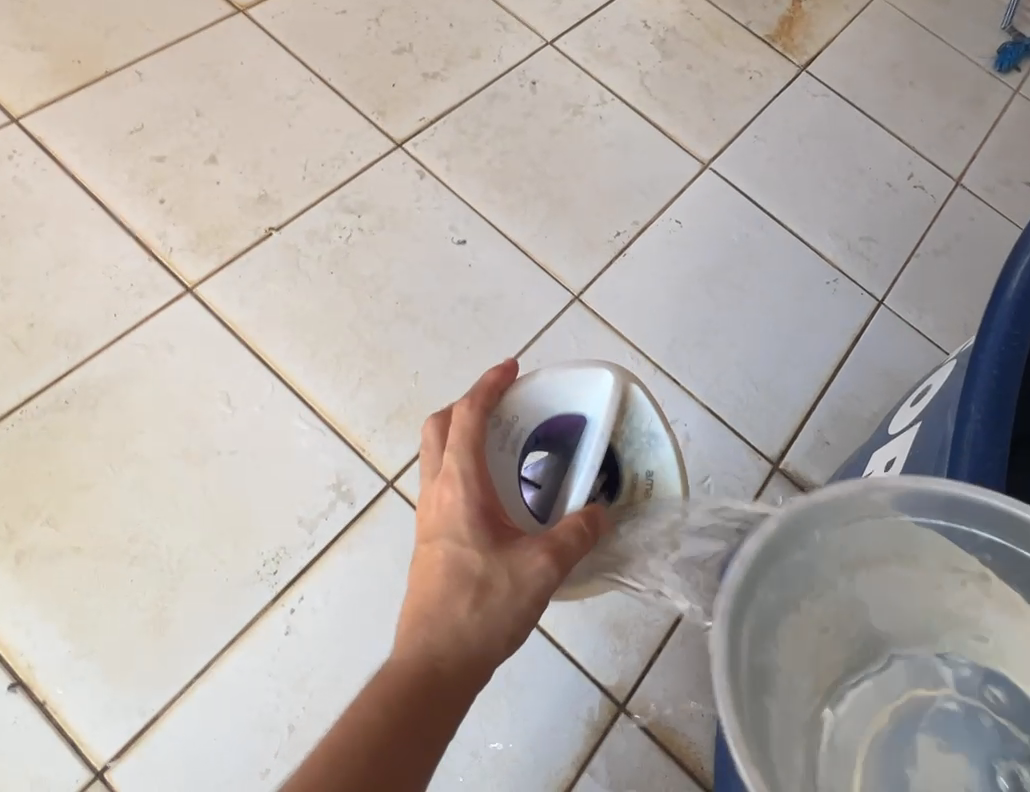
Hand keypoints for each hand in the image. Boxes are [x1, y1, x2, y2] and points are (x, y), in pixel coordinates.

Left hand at [393, 359, 609, 687]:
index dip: (488, 385)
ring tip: (505, 443)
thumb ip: (576, 534)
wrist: (434, 662)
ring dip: (463, 434)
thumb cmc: (482, 607)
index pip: (468, 416)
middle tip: (505, 403)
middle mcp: (437, 491)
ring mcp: (428, 515)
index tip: (513, 368)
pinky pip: (442, 482)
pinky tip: (497, 494)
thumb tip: (601, 513)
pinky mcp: (430, 538)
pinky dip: (464, 466)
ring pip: (436, 455)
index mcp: (460, 485)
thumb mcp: (542, 569)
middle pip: (439, 426)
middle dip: (469, 403)